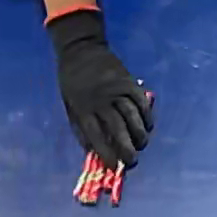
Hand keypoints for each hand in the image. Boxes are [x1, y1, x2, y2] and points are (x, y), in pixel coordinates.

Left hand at [48, 8, 152, 167]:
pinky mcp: (128, 80)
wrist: (81, 49)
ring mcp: (117, 89)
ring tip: (141, 145)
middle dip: (126, 148)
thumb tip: (95, 152)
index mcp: (83, 109)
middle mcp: (101, 100)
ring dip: (139, 134)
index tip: (114, 167)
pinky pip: (141, 101)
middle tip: (132, 161)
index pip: (96, 136)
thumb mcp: (69, 107)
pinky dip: (147, 115)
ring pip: (132, 115)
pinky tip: (148, 126)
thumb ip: (81, 129)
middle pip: (117, 128)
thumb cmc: (72, 82)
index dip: (107, 154)